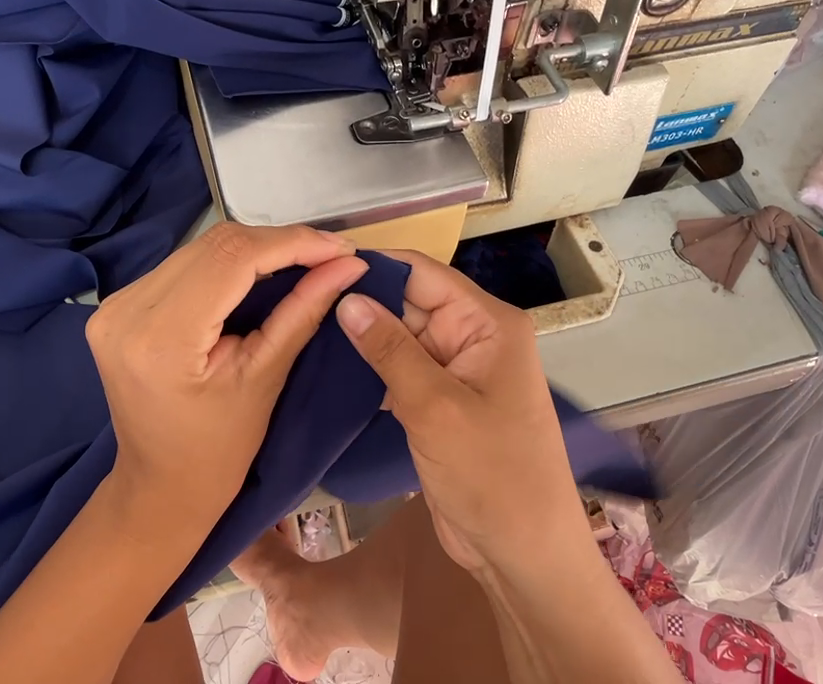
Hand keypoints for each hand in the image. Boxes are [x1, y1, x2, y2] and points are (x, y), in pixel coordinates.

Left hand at [86, 222, 368, 521]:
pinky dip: (229, 263)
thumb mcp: (265, 379)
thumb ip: (302, 312)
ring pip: (202, 247)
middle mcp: (128, 309)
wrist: (160, 485)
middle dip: (279, 243)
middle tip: (330, 255)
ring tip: (305, 260)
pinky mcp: (121, 302)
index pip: (232, 259)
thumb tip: (347, 265)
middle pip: (215, 245)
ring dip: (256, 249)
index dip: (291, 243)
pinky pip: (186, 263)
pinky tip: (262, 272)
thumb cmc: (218, 451)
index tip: (341, 248)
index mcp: (161, 337)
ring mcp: (117, 302)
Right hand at [335, 251, 584, 574]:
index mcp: (486, 323)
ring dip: (361, 338)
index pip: (423, 273)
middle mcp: (472, 337)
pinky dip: (370, 369)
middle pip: (409, 302)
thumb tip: (346, 299)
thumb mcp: (435, 407)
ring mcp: (455, 371)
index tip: (319, 267)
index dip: (374, 266)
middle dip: (362, 303)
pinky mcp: (439, 401)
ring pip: (399, 337)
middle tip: (299, 301)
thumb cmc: (493, 476)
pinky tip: (328, 368)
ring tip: (304, 329)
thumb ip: (389, 350)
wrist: (523, 555)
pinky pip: (400, 370)